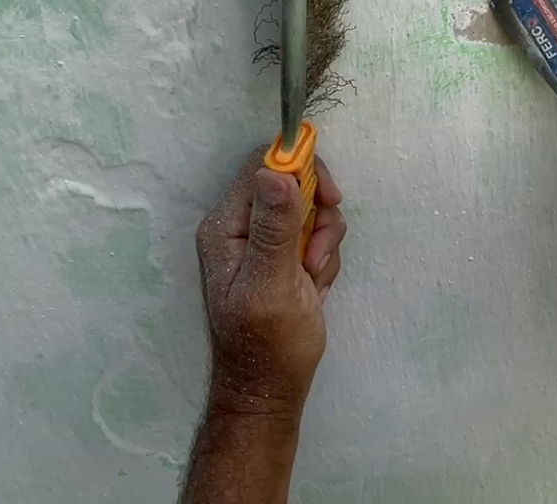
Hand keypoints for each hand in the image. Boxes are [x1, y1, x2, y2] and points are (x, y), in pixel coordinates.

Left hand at [194, 146, 346, 415]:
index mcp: (226, 226)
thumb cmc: (268, 344)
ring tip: (314, 276)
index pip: (263, 167)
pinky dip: (325, 253)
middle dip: (317, 213)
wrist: (272, 389)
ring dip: (324, 238)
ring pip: (309, 206)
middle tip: (320, 252)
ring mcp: (262, 238)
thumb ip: (275, 228)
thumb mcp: (272, 284)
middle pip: (291, 181)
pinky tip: (314, 284)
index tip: (330, 198)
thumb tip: (274, 170)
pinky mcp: (283, 252)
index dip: (300, 171)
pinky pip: (315, 230)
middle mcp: (240, 225)